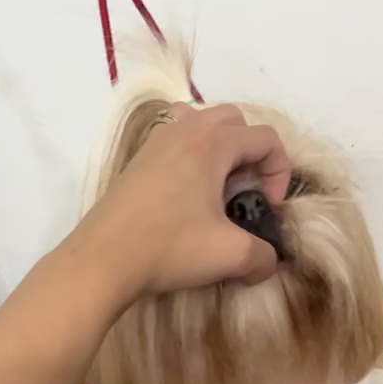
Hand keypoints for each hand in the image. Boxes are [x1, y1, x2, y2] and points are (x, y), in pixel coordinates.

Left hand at [70, 103, 288, 297]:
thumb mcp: (231, 256)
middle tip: (246, 193)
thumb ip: (263, 257)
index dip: (280, 172)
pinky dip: (190, 158)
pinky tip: (186, 197)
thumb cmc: (170, 248)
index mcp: (212, 143)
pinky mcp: (137, 162)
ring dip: (219, 148)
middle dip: (251, 153)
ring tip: (217, 187)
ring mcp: (156, 143)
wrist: (103, 260)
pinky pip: (174, 141)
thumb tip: (267, 263)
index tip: (268, 208)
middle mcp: (185, 131)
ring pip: (200, 123)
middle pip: (234, 120)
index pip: (266, 137)